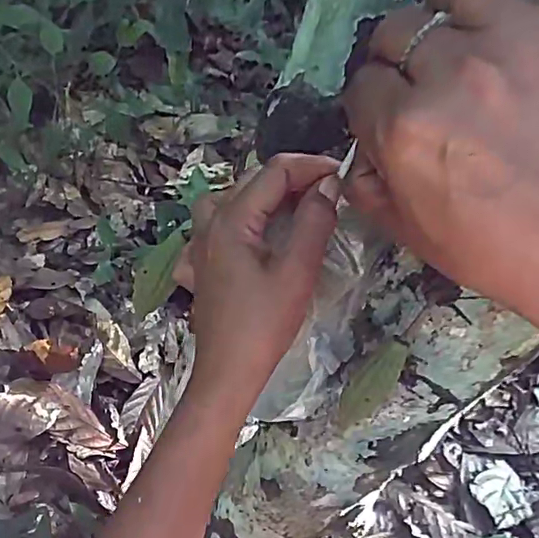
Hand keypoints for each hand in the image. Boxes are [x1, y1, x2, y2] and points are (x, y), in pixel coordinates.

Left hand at [173, 153, 341, 406]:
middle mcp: (207, 227)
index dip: (310, 166)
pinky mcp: (200, 268)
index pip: (272, 172)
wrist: (227, 370)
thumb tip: (327, 185)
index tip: (340, 176)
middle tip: (325, 193)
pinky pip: (213, 231)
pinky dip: (236, 224)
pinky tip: (252, 240)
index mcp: (230, 222)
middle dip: (289, 180)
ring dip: (260, 198)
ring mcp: (198, 248)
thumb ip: (314, 221)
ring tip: (290, 210)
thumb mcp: (297, 271)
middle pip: (249, 183)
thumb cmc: (263, 325)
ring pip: (227, 202)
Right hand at [340, 0, 538, 323]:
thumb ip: (369, 184)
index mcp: (404, 129)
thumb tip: (359, 155)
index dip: (365, 106)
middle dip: (392, 59)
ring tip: (453, 26)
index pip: (361, 89)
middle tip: (410, 84)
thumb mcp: (404, 229)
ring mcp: (516, 40)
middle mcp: (451, 73)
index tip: (380, 122)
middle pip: (397, 32)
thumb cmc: (485, 247)